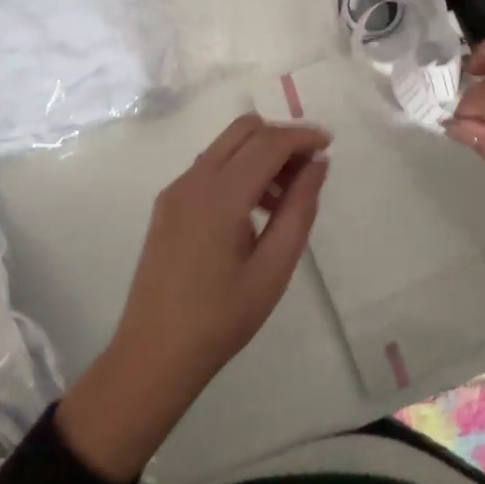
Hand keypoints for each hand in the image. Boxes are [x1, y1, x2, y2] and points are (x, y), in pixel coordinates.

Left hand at [57, 115, 330, 481]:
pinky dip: (238, 171)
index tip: (329, 145)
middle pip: (242, 130)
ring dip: (259, 155)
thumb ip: (299, 209)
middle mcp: (192, 182)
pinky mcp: (167, 207)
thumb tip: (317, 165)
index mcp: (220, 196)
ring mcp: (175, 192)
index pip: (267, 142)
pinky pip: (208, 169)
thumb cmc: (222, 318)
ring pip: (224, 147)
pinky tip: (254, 212)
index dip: (302, 136)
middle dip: (280, 138)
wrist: (155, 353)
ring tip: (285, 198)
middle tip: (309, 169)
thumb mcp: (273, 268)